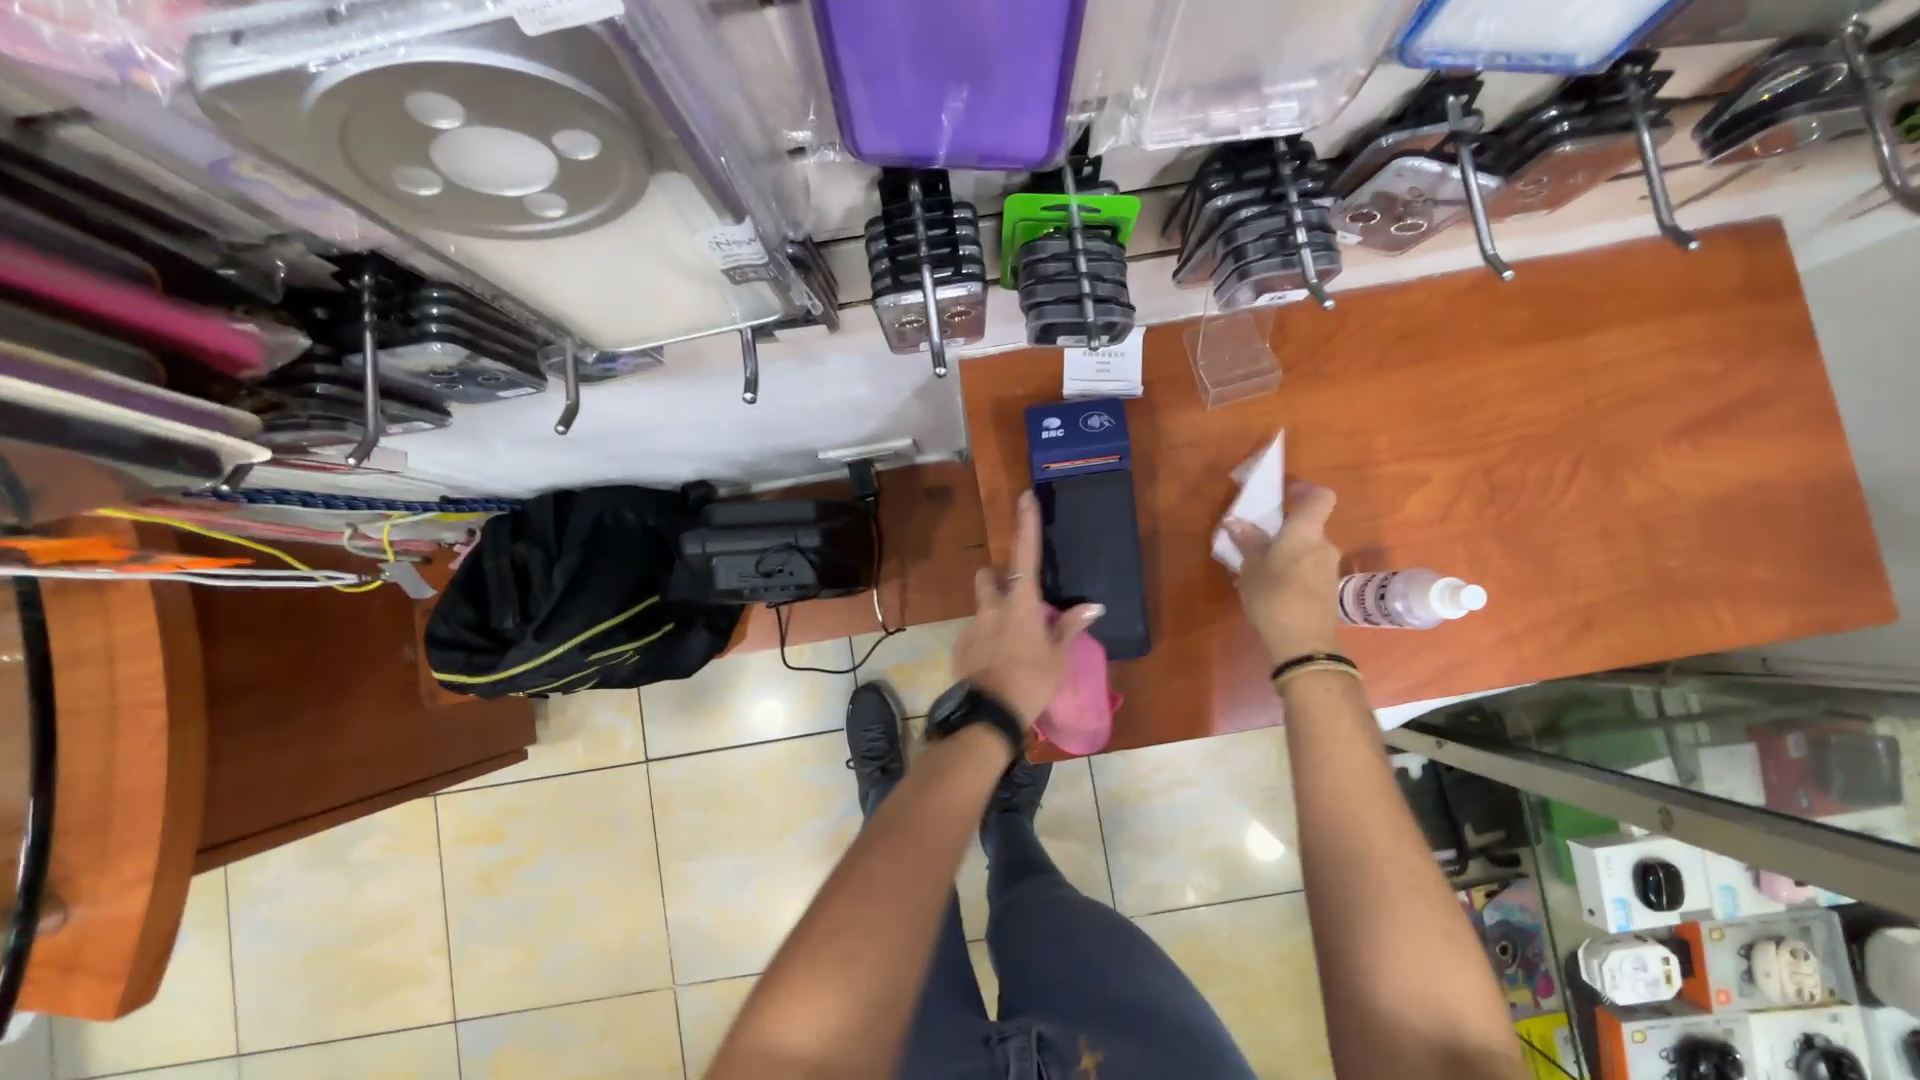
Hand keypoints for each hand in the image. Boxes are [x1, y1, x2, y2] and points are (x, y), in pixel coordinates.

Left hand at [951, 491, 1103, 728]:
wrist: (989, 713)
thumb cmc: (1032, 680)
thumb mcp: (1058, 656)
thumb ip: (1069, 627)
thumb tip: (1092, 606)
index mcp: (1021, 604)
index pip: (1025, 555)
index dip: (1026, 525)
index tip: (1024, 497)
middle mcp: (992, 608)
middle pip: (988, 577)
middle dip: (996, 579)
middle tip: (1014, 597)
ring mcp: (972, 627)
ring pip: (980, 607)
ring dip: (991, 612)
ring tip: (1007, 639)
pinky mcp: (959, 648)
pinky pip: (973, 635)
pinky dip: (984, 641)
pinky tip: (995, 664)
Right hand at [1224, 483, 1341, 663]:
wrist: (1303, 642)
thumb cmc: (1274, 596)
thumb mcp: (1252, 568)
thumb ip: (1248, 542)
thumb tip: (1236, 522)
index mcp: (1306, 532)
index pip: (1321, 497)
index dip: (1305, 491)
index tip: (1285, 495)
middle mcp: (1324, 545)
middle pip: (1309, 527)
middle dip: (1285, 531)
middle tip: (1257, 542)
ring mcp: (1329, 569)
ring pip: (1307, 551)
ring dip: (1287, 554)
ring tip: (1259, 570)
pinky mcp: (1328, 590)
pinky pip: (1309, 570)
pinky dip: (1293, 572)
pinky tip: (1270, 590)